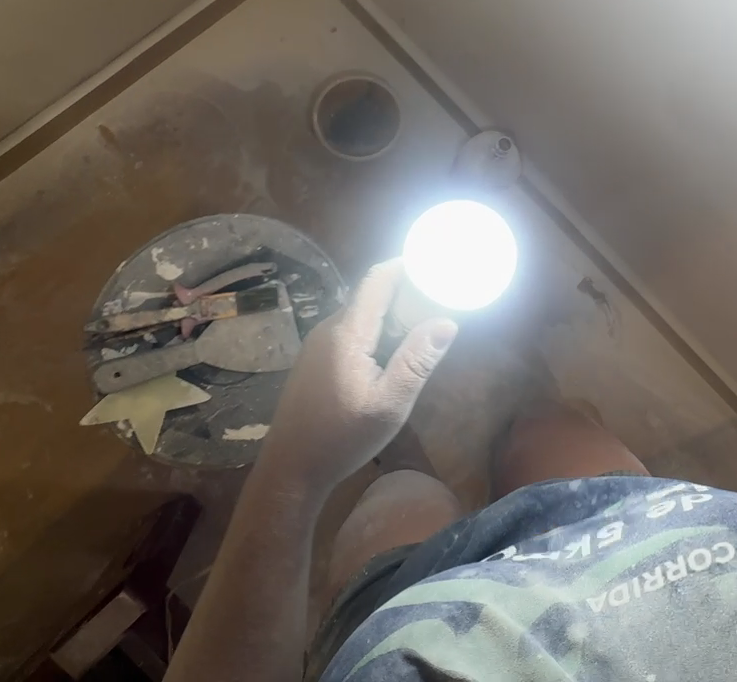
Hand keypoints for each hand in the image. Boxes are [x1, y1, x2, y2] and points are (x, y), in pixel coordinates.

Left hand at [257, 259, 457, 491]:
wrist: (289, 472)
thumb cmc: (341, 438)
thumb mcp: (390, 404)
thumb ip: (416, 361)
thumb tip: (447, 322)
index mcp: (348, 333)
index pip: (376, 280)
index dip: (404, 265)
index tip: (432, 264)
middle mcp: (329, 330)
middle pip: (370, 295)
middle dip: (405, 291)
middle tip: (438, 299)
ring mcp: (318, 346)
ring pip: (360, 315)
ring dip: (390, 314)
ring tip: (422, 326)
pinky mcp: (315, 363)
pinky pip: (350, 333)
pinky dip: (375, 332)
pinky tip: (391, 355)